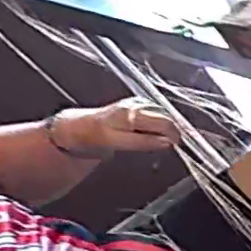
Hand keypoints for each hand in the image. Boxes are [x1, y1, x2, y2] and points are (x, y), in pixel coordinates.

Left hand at [47, 98, 175, 158]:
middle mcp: (138, 104)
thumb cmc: (94, 136)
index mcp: (132, 113)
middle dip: (167, 134)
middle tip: (156, 144)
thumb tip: (168, 142)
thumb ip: (144, 142)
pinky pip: (159, 116)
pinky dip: (158, 126)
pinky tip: (146, 131)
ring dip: (163, 130)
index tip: (169, 147)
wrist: (77, 127)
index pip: (167, 124)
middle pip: (169, 120)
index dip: (172, 137)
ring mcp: (139, 103)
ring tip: (148, 137)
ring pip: (166, 118)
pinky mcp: (139, 104)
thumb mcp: (117, 143)